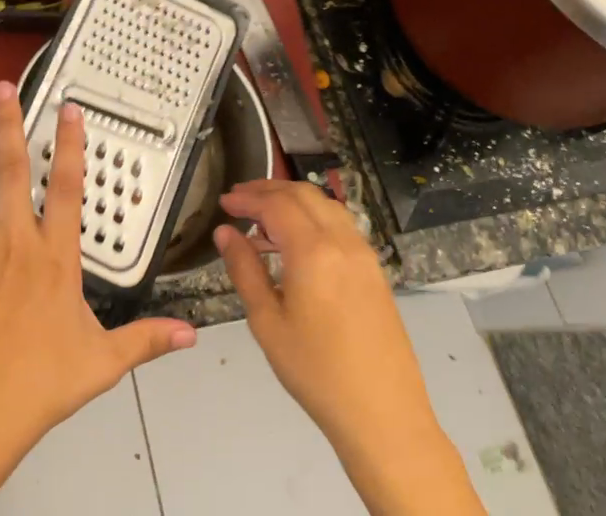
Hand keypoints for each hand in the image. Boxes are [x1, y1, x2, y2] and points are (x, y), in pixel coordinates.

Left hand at [0, 82, 196, 449]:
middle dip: (9, 125)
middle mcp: (16, 241)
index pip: (67, 188)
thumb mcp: (104, 360)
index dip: (69, 145)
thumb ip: (147, 339)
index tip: (69, 110)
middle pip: (12, 171)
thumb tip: (193, 335)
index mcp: (56, 257)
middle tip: (3, 88)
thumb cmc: (44, 380)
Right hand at [215, 181, 482, 514]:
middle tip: (238, 200)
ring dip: (293, 201)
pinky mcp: (375, 273)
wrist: (383, 414)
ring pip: (327, 207)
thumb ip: (244, 269)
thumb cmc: (315, 371)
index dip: (247, 198)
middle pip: (304, 195)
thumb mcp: (266, 322)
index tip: (222, 203)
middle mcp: (343, 243)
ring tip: (263, 219)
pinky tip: (295, 243)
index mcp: (314, 252)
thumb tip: (225, 232)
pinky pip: (342, 227)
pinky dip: (314, 219)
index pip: (276, 204)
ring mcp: (365, 256)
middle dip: (268, 190)